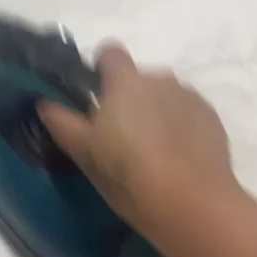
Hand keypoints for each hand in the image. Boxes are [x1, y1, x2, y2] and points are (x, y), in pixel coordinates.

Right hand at [37, 44, 241, 232]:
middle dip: (129, 100)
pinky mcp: (211, 118)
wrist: (192, 202)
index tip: (96, 101)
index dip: (100, 71)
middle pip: (138, 79)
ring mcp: (189, 96)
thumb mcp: (86, 154)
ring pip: (165, 96)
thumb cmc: (129, 176)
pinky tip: (177, 160)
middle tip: (121, 141)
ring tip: (152, 155)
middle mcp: (160, 78)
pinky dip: (180, 128)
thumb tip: (45, 104)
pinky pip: (187, 114)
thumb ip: (64, 123)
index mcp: (125, 82)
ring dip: (156, 114)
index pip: (109, 53)